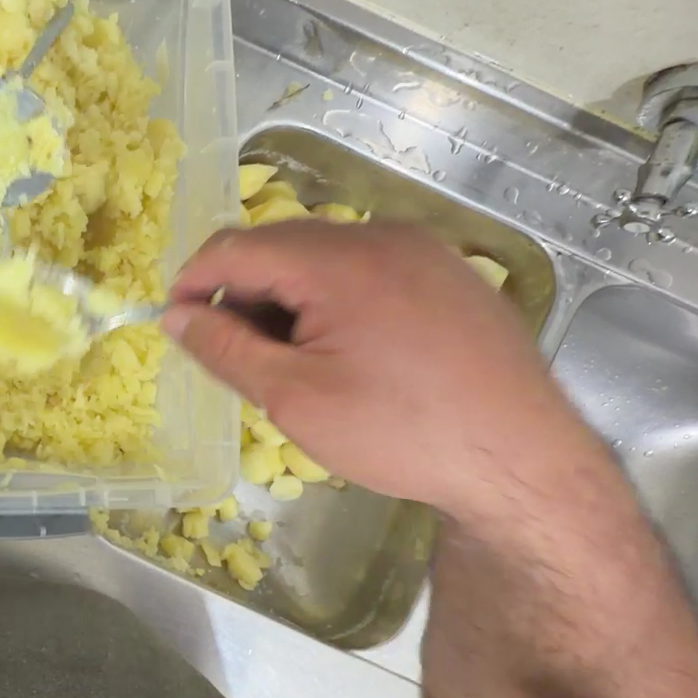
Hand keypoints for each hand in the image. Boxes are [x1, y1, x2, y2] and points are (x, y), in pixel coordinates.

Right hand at [163, 220, 604, 520]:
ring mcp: (424, 251)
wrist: (523, 461)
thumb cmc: (397, 431)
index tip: (174, 324)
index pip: (236, 247)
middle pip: (278, 246)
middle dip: (241, 295)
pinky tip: (339, 352)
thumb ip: (224, 348)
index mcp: (339, 260)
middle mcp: (383, 236)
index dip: (192, 282)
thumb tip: (175, 316)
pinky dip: (328, 300)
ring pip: (321, 258)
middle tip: (235, 355)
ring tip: (289, 362)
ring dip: (284, 299)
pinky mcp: (449, 274)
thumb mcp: (291, 397)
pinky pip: (364, 270)